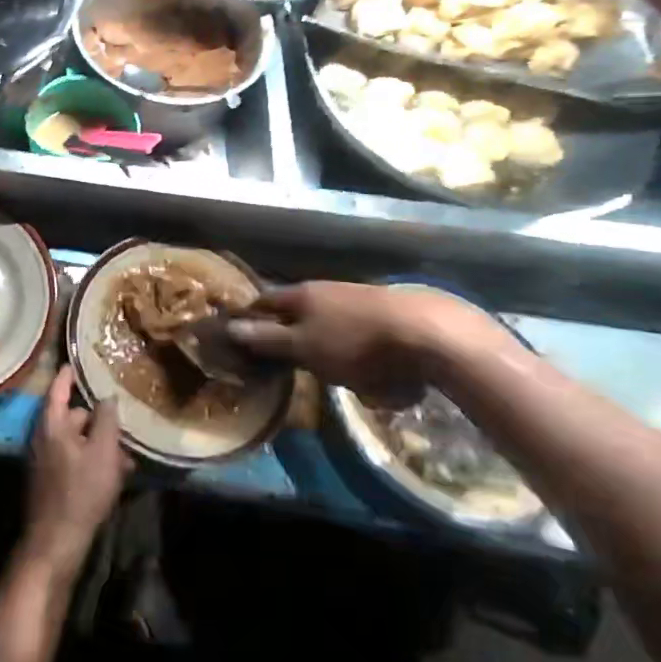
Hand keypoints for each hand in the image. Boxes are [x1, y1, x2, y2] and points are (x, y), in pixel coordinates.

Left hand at [23, 366, 130, 570]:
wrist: (56, 540)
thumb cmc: (81, 491)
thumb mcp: (103, 452)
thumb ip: (107, 420)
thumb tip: (107, 396)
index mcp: (51, 423)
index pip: (58, 386)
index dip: (69, 372)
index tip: (80, 359)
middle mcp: (43, 435)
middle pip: (72, 415)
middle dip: (99, 419)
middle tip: (124, 422)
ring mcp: (45, 458)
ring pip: (78, 440)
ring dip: (102, 444)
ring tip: (128, 456)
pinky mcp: (52, 478)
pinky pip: (75, 459)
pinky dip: (94, 461)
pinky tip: (117, 475)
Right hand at [227, 281, 513, 403]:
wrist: (431, 335)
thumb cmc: (354, 343)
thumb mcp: (303, 347)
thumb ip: (266, 339)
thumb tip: (230, 328)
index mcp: (300, 294)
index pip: (263, 301)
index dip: (250, 318)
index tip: (241, 337)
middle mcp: (327, 289)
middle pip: (298, 311)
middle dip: (291, 333)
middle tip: (287, 361)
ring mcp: (360, 298)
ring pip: (331, 322)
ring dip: (328, 344)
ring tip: (334, 372)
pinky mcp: (389, 312)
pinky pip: (362, 332)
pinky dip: (359, 349)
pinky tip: (371, 369)